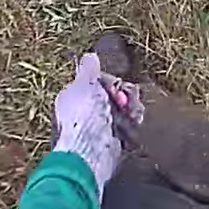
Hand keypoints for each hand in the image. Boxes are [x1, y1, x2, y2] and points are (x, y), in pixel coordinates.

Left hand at [52, 54, 139, 196]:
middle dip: (123, 94)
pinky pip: (126, 124)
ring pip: (121, 108)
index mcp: (73, 94)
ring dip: (131, 107)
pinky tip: (134, 121)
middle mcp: (84, 109)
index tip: (114, 87)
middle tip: (124, 100)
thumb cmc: (84, 116)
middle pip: (111, 94)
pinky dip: (132, 122)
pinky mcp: (111, 138)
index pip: (95, 81)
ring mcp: (98, 124)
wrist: (91, 152)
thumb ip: (88, 69)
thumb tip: (90, 56)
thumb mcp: (85, 85)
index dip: (108, 82)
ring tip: (132, 113)